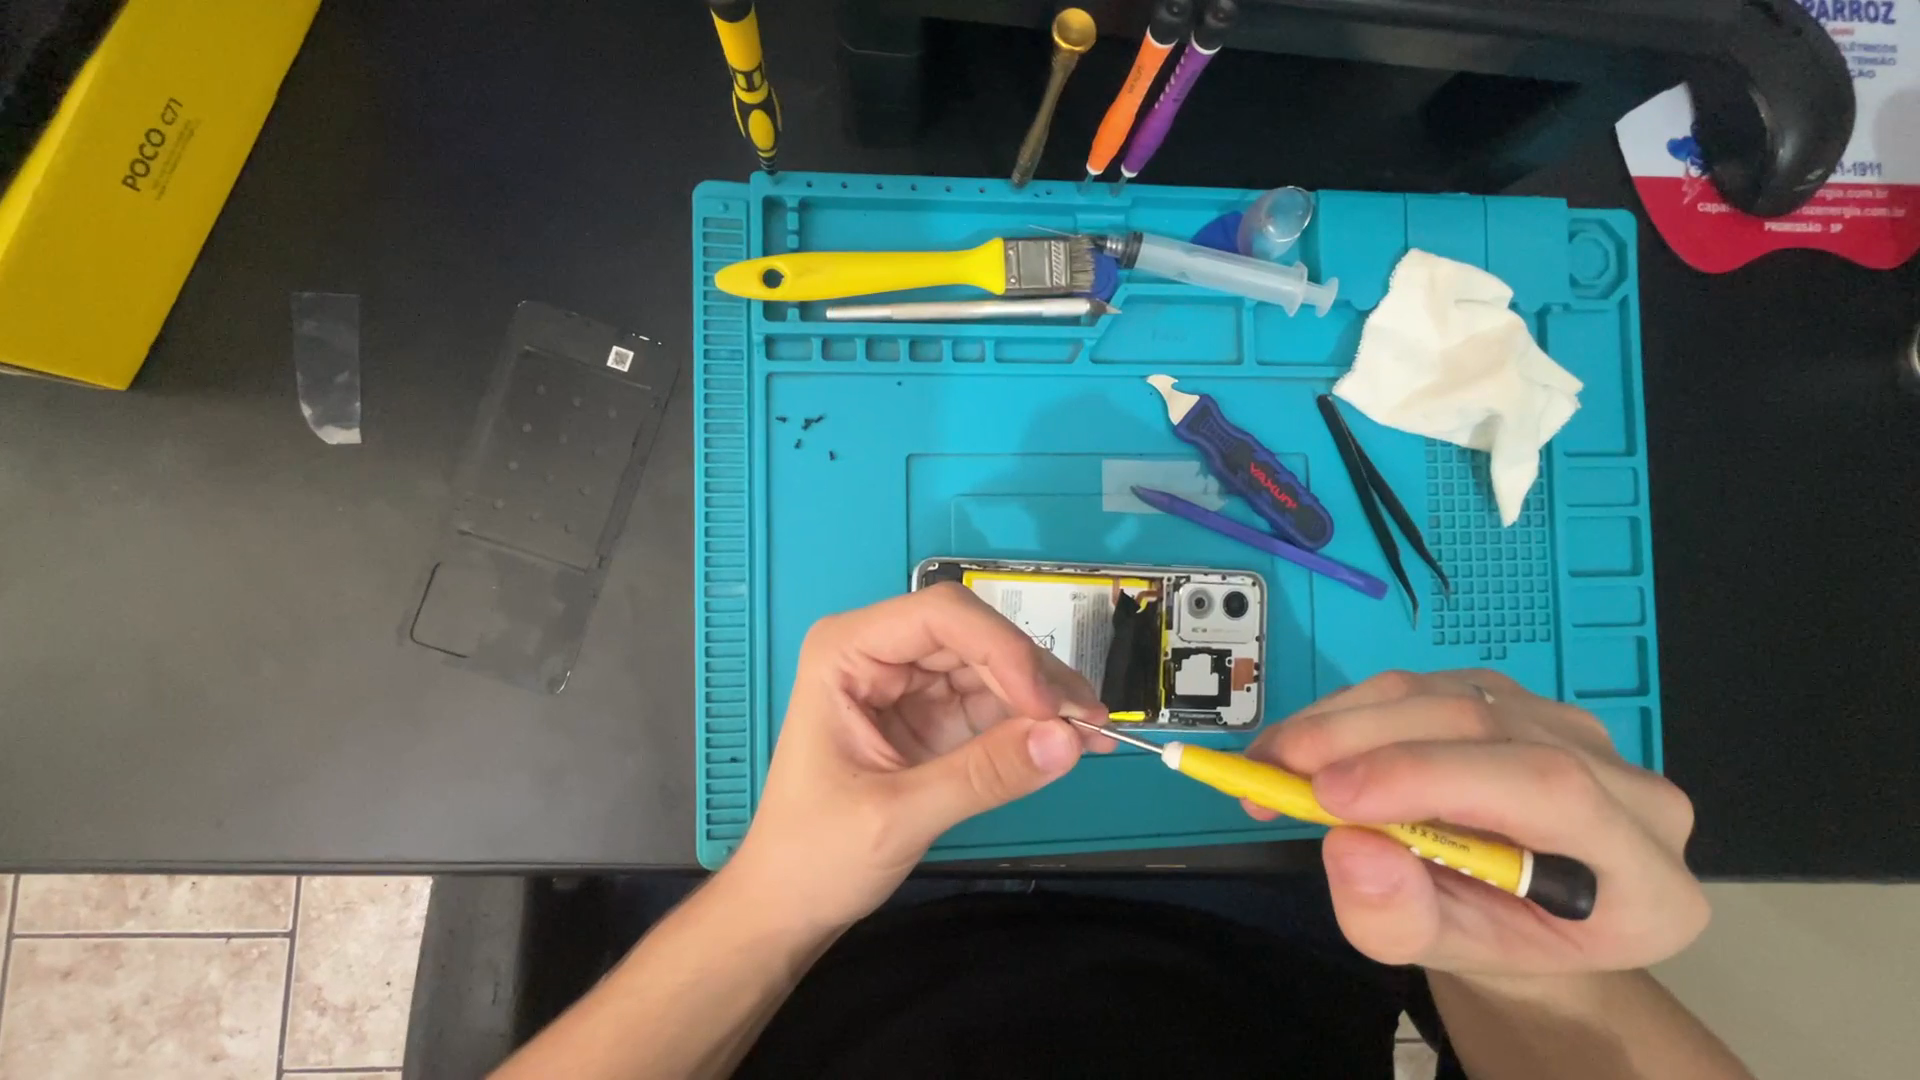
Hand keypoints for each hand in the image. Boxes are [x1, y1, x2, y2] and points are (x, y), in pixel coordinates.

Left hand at [726, 583, 1108, 930]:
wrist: (788, 904)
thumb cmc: (816, 856)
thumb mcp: (898, 816)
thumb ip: (983, 775)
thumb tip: (1069, 741)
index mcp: (847, 651)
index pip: (939, 616)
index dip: (1002, 649)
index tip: (1049, 705)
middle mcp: (880, 652)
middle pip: (974, 636)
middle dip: (1033, 676)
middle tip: (1091, 720)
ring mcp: (908, 683)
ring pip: (991, 667)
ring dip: (1043, 697)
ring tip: (1095, 732)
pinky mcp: (931, 715)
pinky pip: (991, 703)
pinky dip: (1032, 722)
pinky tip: (1073, 740)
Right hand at [1243, 670, 1705, 978]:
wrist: (1511, 905)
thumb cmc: (1484, 934)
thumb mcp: (1437, 952)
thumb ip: (1397, 918)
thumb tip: (1348, 844)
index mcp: (1641, 873)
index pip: (1549, 790)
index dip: (1431, 776)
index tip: (1328, 797)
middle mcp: (1621, 782)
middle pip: (1482, 725)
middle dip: (1360, 739)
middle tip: (1270, 769)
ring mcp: (1564, 726)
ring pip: (1438, 693)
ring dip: (1338, 719)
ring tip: (1270, 760)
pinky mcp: (1506, 696)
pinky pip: (1416, 684)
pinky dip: (1344, 709)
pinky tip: (1305, 744)